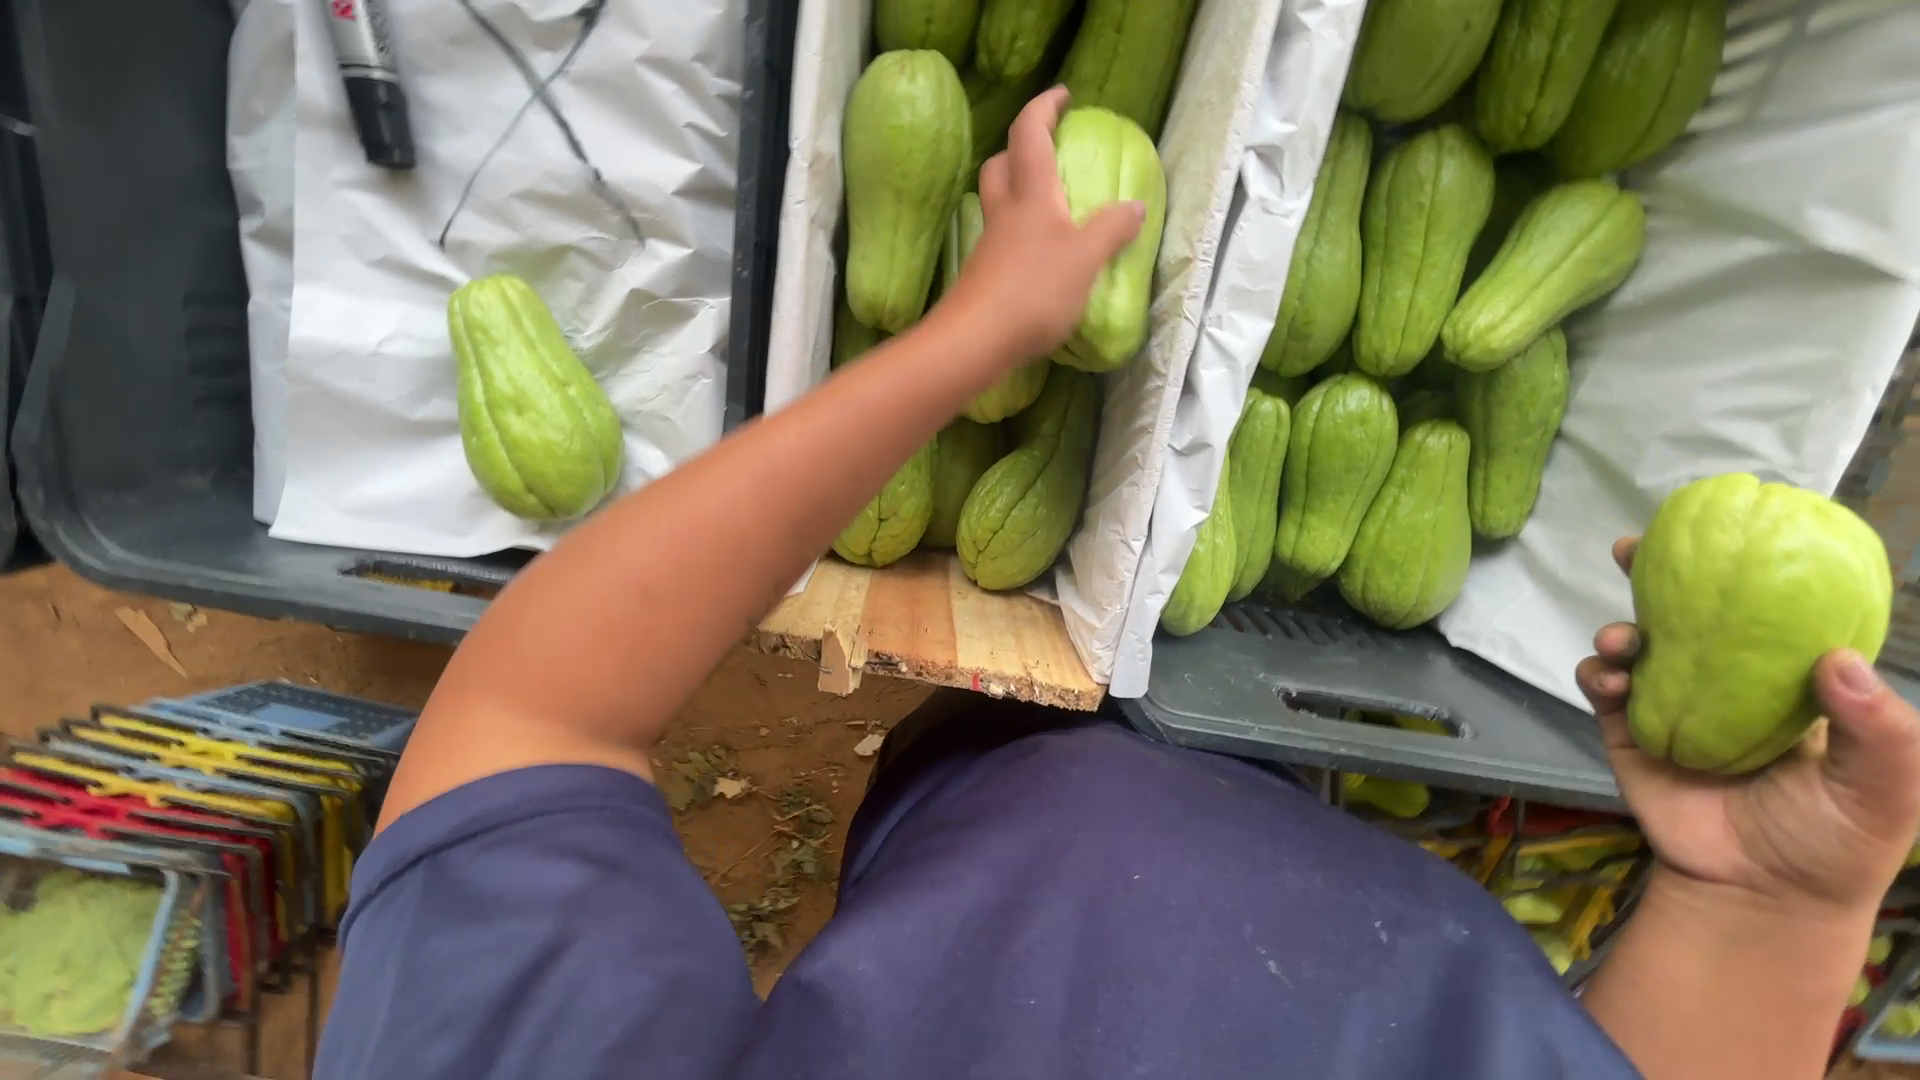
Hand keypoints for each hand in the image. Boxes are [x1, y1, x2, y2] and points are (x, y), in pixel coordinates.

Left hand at [937, 86, 1145, 362]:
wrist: (975, 341)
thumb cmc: (1033, 291)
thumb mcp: (1085, 259)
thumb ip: (1111, 230)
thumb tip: (1135, 206)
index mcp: (1031, 195)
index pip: (1030, 134)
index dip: (1044, 108)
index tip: (1062, 96)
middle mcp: (1004, 214)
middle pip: (999, 166)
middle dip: (1019, 149)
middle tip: (1044, 151)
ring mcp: (988, 247)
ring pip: (996, 205)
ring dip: (1014, 193)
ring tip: (1045, 206)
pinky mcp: (982, 278)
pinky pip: (999, 241)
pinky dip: (1016, 235)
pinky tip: (1034, 256)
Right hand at [1576, 536, 1919, 918]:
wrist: (1755, 890)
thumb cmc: (1833, 839)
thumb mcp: (1884, 792)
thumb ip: (1879, 731)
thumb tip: (1833, 656)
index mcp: (1780, 688)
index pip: (1760, 620)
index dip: (1741, 577)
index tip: (1720, 540)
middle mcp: (1720, 685)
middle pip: (1683, 618)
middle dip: (1654, 579)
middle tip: (1632, 551)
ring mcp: (1667, 703)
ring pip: (1634, 646)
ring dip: (1620, 631)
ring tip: (1624, 643)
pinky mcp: (1624, 726)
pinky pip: (1599, 685)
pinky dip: (1597, 673)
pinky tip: (1611, 682)